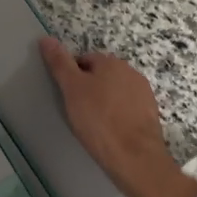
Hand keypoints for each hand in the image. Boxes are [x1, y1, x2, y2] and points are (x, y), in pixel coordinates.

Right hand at [39, 36, 196, 196]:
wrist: (135, 157)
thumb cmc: (99, 120)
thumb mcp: (71, 89)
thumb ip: (59, 63)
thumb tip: (46, 38)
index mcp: (110, 62)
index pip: (83, 60)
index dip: (72, 77)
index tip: (67, 97)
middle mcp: (130, 71)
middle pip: (101, 74)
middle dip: (90, 88)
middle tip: (79, 111)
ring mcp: (143, 92)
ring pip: (115, 91)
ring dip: (105, 101)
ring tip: (95, 123)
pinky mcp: (150, 113)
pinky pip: (128, 108)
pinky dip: (119, 115)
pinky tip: (112, 131)